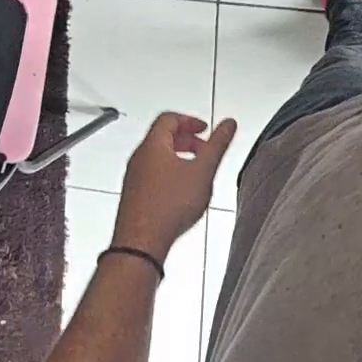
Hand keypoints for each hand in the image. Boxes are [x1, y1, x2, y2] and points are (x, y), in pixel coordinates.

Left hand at [111, 113, 237, 258]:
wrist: (141, 242)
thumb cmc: (167, 208)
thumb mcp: (203, 171)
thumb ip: (217, 145)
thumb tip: (228, 124)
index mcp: (153, 145)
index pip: (169, 119)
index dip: (189, 120)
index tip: (204, 128)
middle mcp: (138, 158)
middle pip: (161, 137)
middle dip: (185, 139)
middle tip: (203, 147)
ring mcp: (133, 178)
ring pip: (156, 157)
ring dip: (177, 157)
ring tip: (195, 170)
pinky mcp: (133, 196)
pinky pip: (151, 175)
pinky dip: (168, 174)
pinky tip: (181, 192)